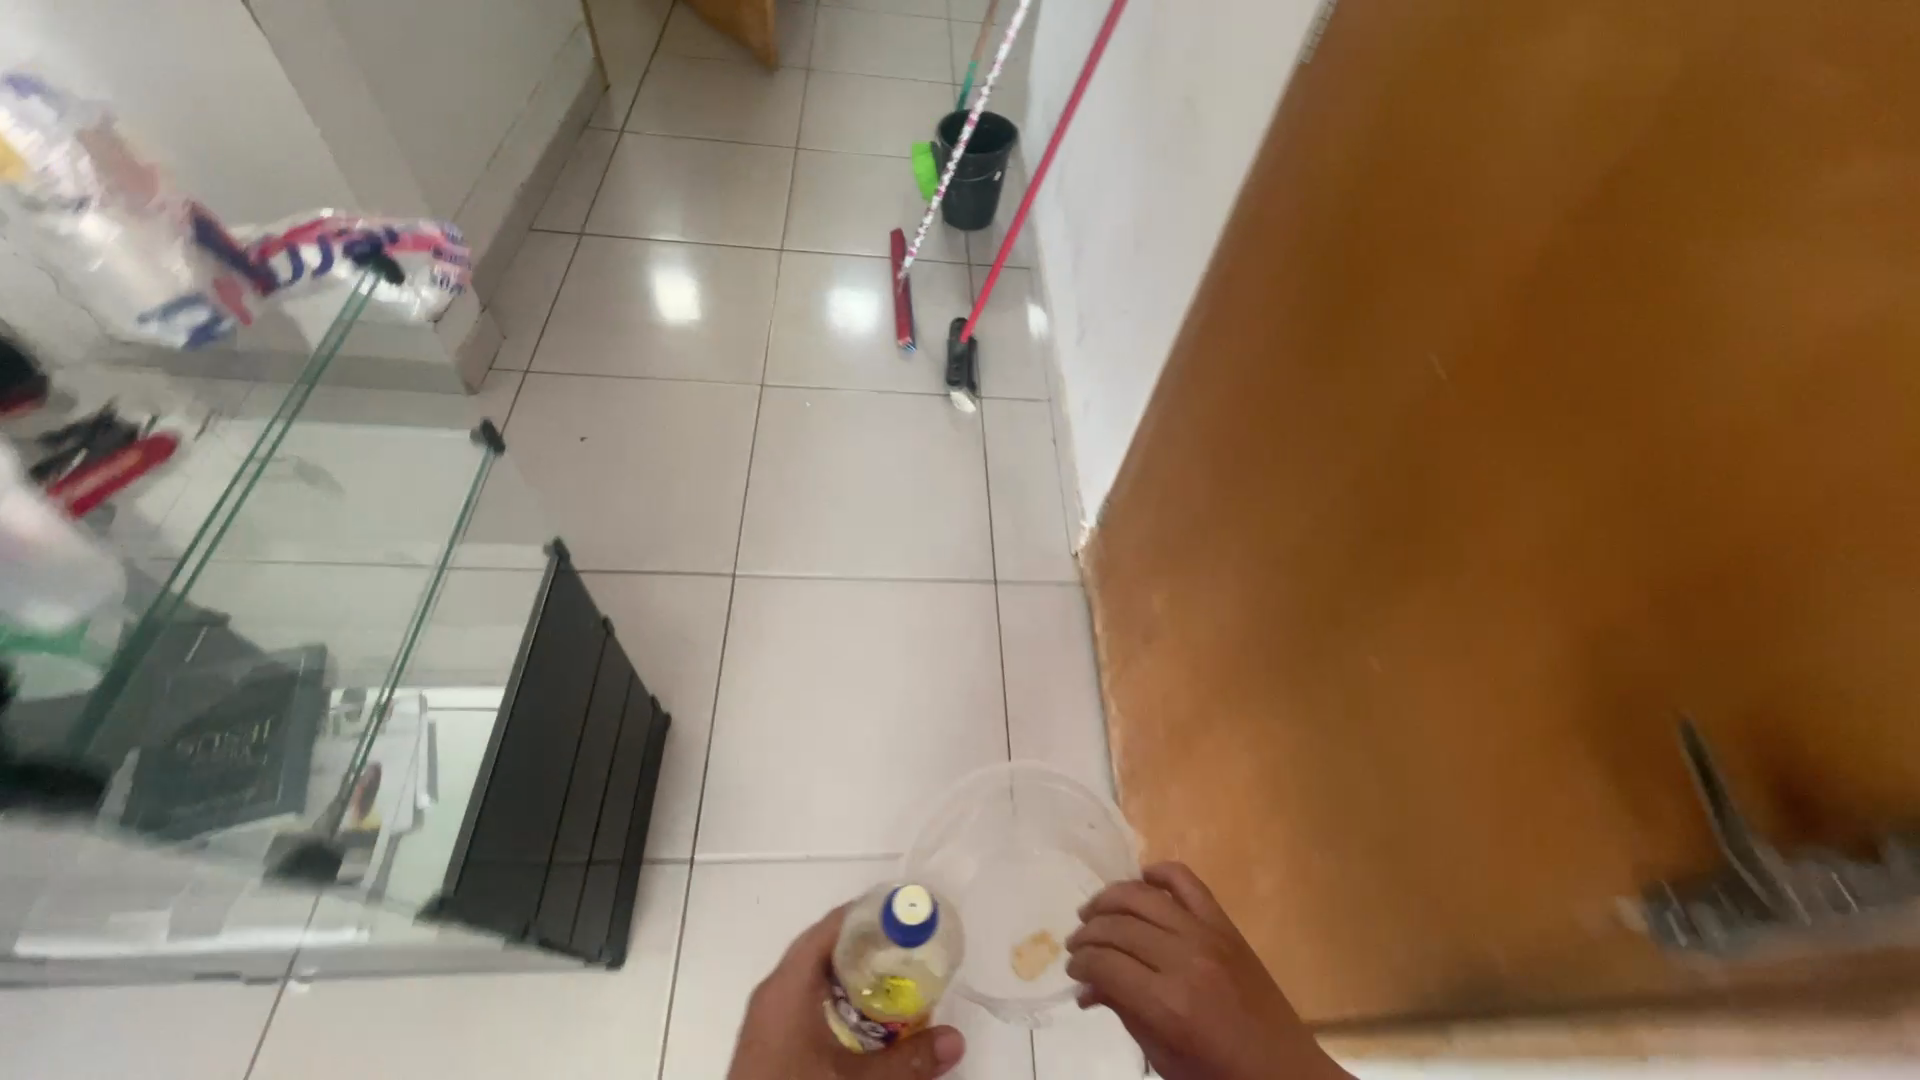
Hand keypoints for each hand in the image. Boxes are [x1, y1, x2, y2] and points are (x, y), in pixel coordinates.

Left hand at [728, 903, 967, 1079]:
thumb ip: (907, 1061)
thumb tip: (956, 1038)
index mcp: (789, 985)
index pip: (832, 927)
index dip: (872, 915)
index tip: (910, 917)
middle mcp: (776, 991)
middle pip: (827, 947)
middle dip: (870, 945)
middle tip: (912, 949)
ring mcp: (770, 1015)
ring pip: (818, 975)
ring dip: (855, 973)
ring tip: (897, 979)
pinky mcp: (772, 1039)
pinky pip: (809, 999)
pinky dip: (840, 998)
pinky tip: (867, 1018)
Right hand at [1066, 862, 1350, 1079]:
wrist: (1285, 1073)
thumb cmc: (1220, 1075)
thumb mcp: (1164, 1058)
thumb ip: (1123, 1013)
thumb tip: (1086, 986)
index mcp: (1168, 1003)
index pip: (1105, 964)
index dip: (1080, 963)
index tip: (1072, 969)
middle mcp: (1184, 960)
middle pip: (1118, 927)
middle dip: (1087, 934)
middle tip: (1077, 945)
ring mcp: (1207, 935)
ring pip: (1143, 897)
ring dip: (1109, 899)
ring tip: (1093, 912)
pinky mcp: (1225, 925)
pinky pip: (1187, 882)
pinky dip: (1159, 873)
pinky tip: (1140, 879)